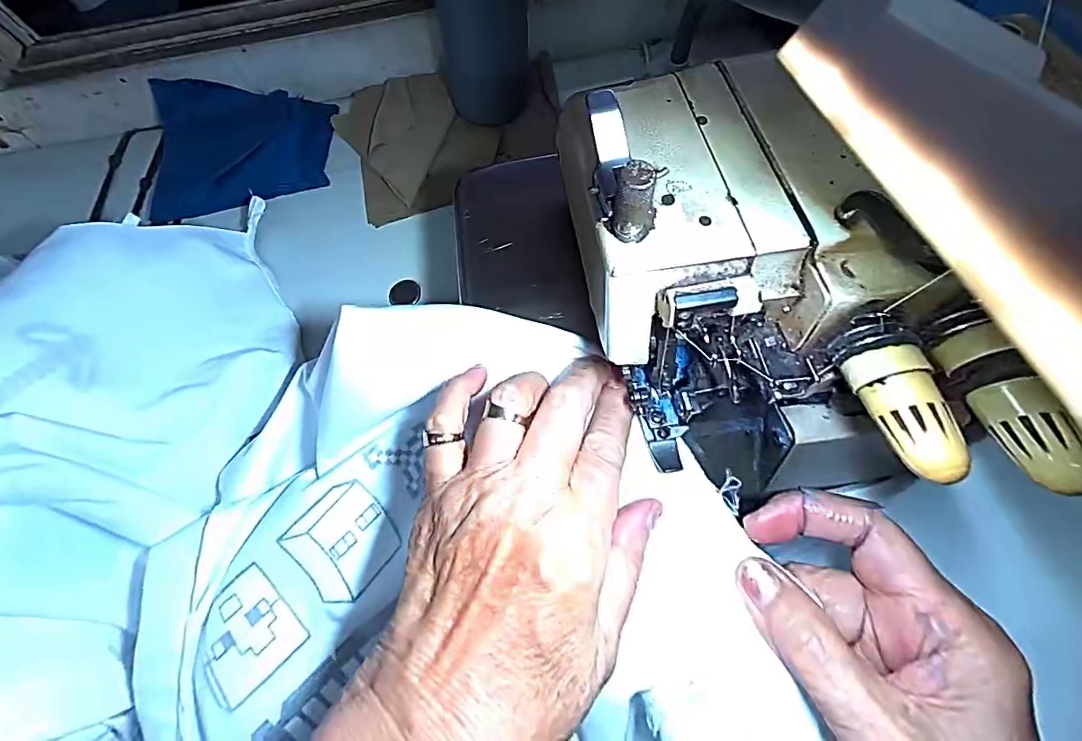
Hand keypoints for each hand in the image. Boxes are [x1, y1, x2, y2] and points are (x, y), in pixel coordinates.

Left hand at [321, 361, 661, 740]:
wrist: (438, 713)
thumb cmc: (514, 694)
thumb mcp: (599, 642)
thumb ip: (626, 563)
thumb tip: (645, 515)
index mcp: (571, 539)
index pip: (604, 447)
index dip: (619, 410)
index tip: (623, 396)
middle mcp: (522, 504)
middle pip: (561, 410)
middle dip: (586, 381)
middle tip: (597, 375)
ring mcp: (474, 494)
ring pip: (506, 405)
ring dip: (533, 383)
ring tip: (548, 383)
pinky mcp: (436, 498)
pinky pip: (442, 428)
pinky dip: (456, 394)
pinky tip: (473, 380)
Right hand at [737, 489, 1037, 740]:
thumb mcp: (881, 724)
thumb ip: (812, 646)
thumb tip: (755, 579)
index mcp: (951, 631)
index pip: (874, 537)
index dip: (812, 515)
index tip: (761, 519)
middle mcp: (924, 639)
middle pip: (832, 582)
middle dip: (786, 594)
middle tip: (745, 602)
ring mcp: (899, 667)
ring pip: (817, 617)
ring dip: (783, 632)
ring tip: (773, 662)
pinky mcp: (877, 690)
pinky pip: (817, 649)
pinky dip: (789, 656)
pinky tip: (782, 671)